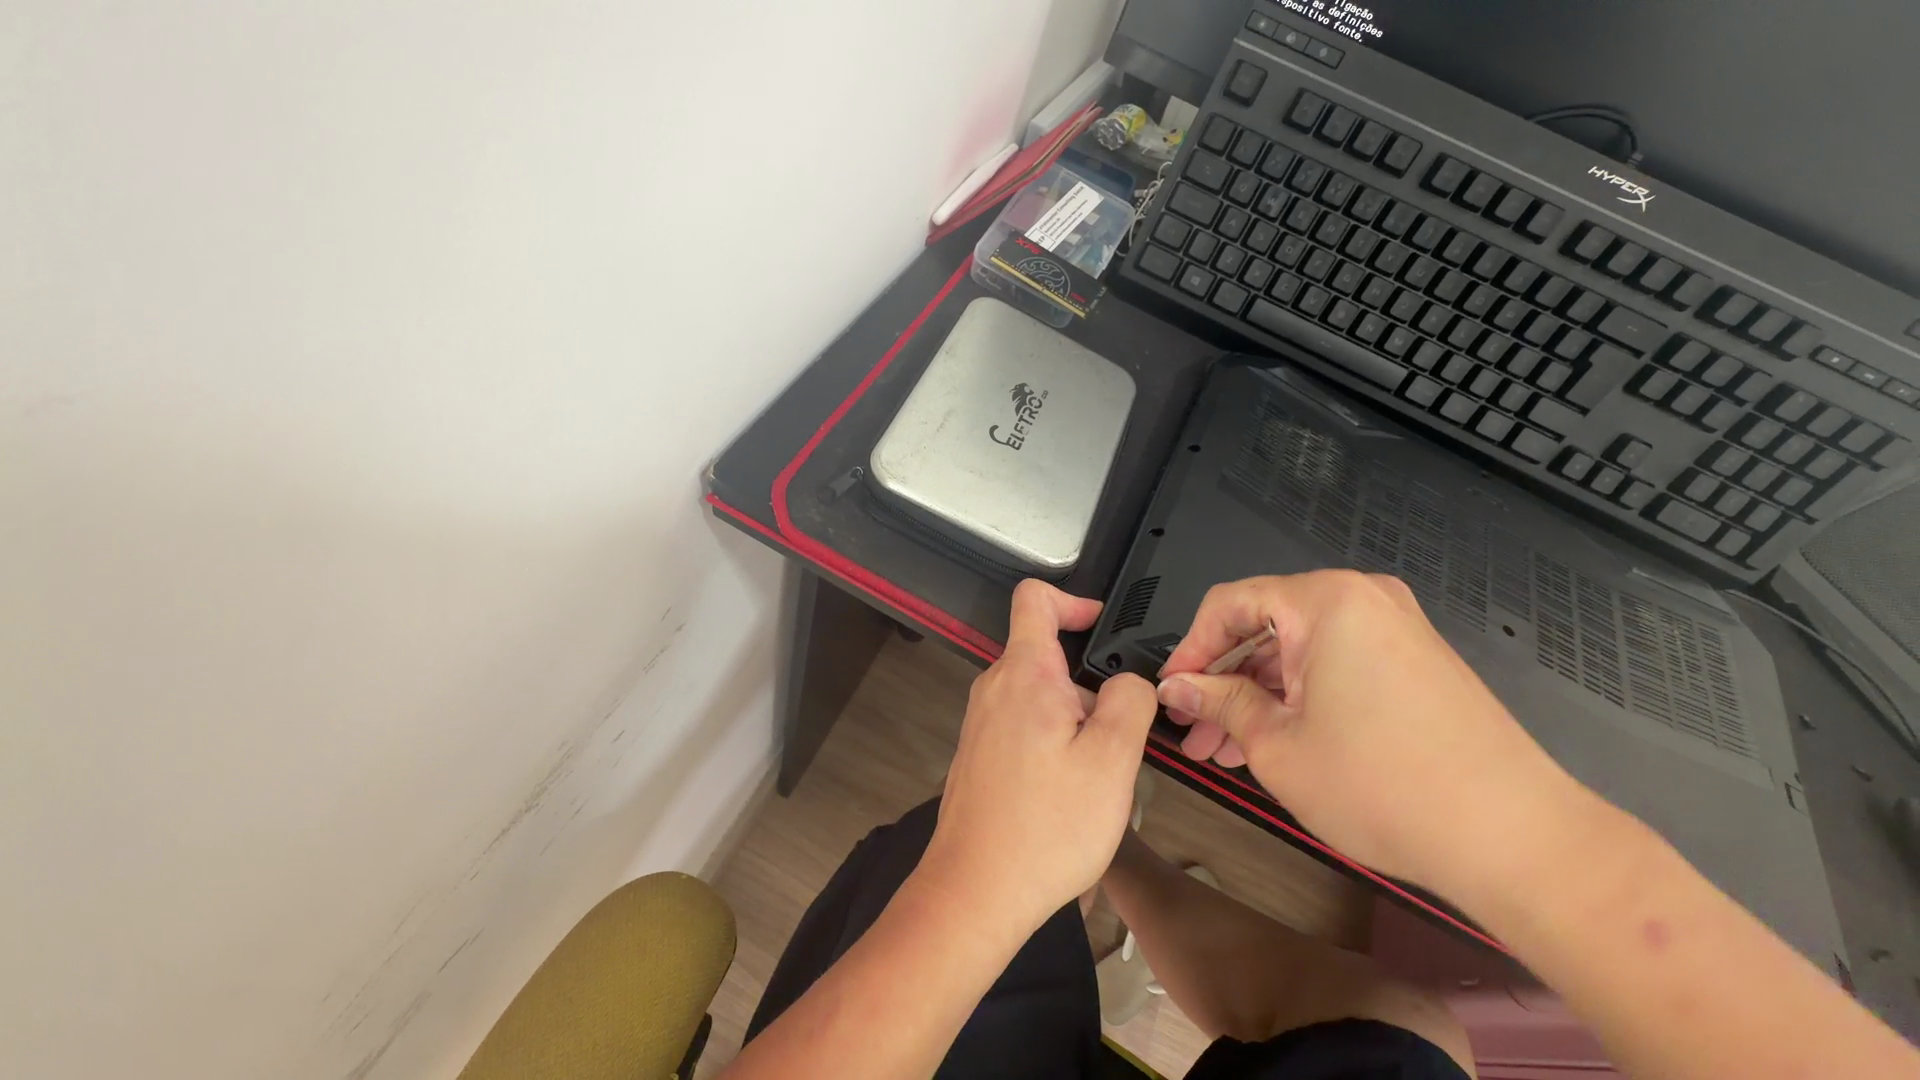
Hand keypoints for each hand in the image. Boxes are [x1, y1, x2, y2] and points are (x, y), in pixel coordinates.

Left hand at [918, 580, 1158, 933]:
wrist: (976, 892)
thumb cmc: (1046, 827)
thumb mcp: (1113, 759)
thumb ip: (1130, 701)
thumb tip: (1128, 681)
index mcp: (1024, 674)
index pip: (1036, 598)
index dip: (1074, 600)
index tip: (1102, 629)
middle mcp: (994, 689)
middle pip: (1045, 654)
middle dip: (1088, 683)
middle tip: (1117, 735)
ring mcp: (981, 723)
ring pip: (1039, 695)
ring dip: (1075, 719)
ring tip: (1095, 774)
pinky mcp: (979, 755)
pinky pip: (1023, 726)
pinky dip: (1053, 742)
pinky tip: (1067, 793)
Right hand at [1155, 571, 1585, 895]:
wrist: (1514, 836)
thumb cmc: (1382, 785)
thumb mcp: (1277, 745)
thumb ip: (1219, 703)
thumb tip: (1177, 688)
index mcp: (1326, 602)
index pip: (1229, 604)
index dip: (1189, 649)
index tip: (1170, 694)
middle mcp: (1364, 601)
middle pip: (1266, 628)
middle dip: (1223, 682)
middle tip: (1194, 734)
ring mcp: (1397, 631)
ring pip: (1300, 653)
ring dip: (1258, 697)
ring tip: (1225, 752)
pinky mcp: (1417, 664)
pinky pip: (1337, 667)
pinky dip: (1300, 700)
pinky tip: (1274, 744)